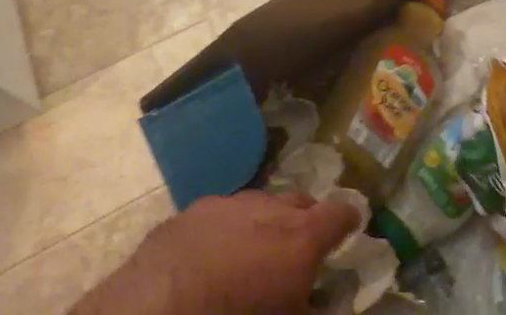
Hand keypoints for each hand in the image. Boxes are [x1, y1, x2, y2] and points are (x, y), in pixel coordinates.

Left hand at [73, 191, 360, 314]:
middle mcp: (267, 209)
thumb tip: (328, 306)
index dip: (348, 220)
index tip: (350, 226)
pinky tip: (214, 255)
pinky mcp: (188, 212)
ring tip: (255, 253)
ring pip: (258, 204)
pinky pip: (220, 214)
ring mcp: (225, 204)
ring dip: (264, 223)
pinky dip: (227, 229)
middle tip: (301, 248)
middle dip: (305, 220)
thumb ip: (314, 308)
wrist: (155, 310)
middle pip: (299, 202)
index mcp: (300, 238)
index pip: (340, 213)